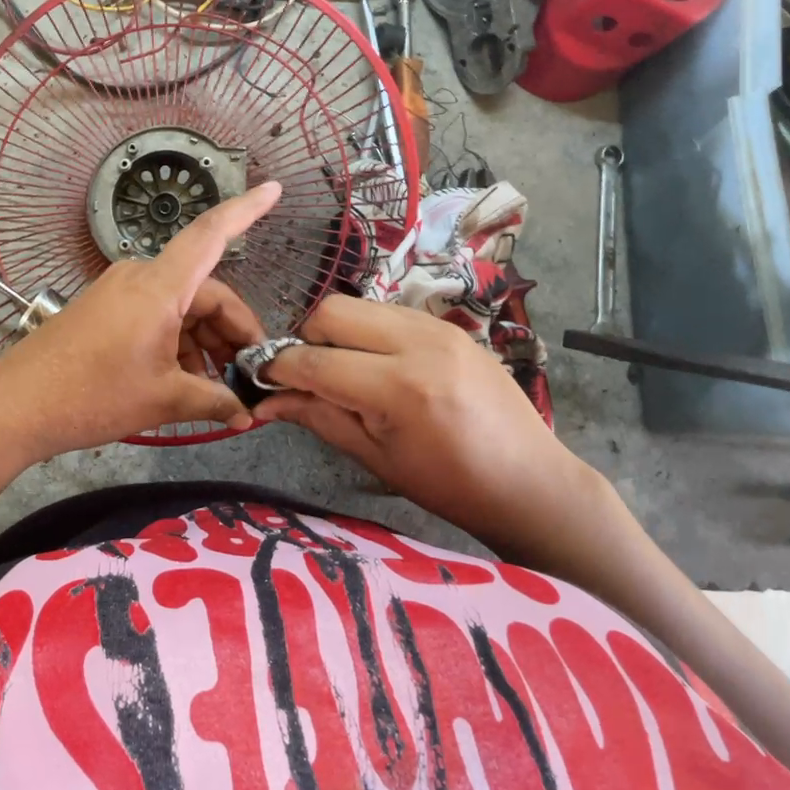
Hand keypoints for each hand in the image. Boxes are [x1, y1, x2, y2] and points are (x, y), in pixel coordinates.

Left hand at [0, 182, 282, 461]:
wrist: (17, 405)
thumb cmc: (92, 396)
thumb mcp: (163, 401)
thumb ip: (213, 401)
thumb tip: (245, 415)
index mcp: (159, 287)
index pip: (211, 235)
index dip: (246, 210)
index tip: (275, 187)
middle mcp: (139, 278)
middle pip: (203, 291)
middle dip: (230, 332)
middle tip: (247, 376)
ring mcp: (118, 293)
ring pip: (179, 309)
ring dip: (202, 345)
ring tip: (214, 391)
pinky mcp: (103, 311)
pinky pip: (154, 318)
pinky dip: (175, 345)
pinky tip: (183, 382)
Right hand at [253, 295, 618, 559]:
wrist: (529, 481)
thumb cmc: (449, 484)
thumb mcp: (374, 457)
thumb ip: (318, 418)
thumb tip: (265, 402)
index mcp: (399, 388)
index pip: (315, 361)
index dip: (278, 369)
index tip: (260, 379)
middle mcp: (419, 344)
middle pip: (331, 311)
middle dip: (306, 339)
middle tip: (306, 374)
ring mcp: (438, 328)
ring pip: (358, 305)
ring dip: (335, 332)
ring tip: (341, 370)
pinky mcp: (450, 326)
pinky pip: (388, 312)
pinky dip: (366, 332)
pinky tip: (374, 365)